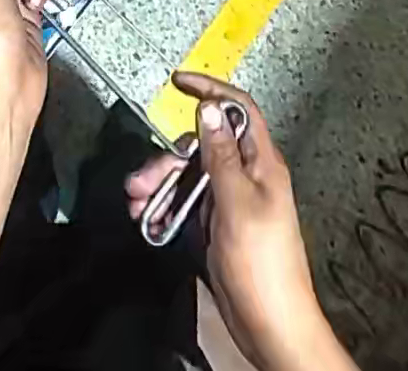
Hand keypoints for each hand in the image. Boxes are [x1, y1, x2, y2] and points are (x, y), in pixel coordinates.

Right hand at [124, 73, 351, 370]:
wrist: (270, 327)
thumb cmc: (261, 264)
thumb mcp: (237, 203)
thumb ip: (220, 154)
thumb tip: (209, 108)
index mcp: (261, 164)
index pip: (238, 110)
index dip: (211, 89)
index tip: (178, 81)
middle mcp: (245, 174)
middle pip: (200, 143)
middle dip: (167, 156)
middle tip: (142, 179)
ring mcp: (229, 196)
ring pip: (186, 170)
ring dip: (158, 181)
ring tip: (137, 203)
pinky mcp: (215, 218)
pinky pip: (184, 196)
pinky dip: (163, 202)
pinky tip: (147, 217)